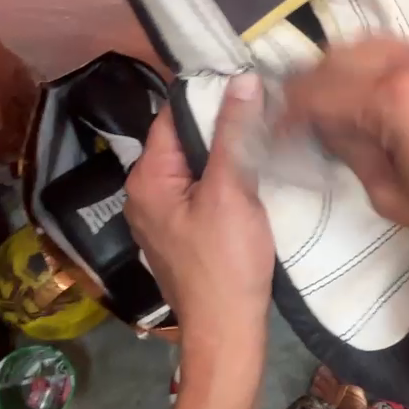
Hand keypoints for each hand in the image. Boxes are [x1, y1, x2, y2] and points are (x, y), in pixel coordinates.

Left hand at [124, 74, 273, 372]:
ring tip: (263, 133)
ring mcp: (162, 216)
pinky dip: (222, 177)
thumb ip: (234, 133)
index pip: (173, 116)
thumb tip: (241, 79)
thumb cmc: (226, 260)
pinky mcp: (182, 233)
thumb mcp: (231, 189)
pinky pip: (200, 189)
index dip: (209, 95)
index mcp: (147, 177)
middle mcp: (145, 192)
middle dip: (220, 122)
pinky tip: (252, 173)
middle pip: (183, 140)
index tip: (247, 81)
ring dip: (224, 150)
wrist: (226, 328)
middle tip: (263, 105)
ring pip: (194, 165)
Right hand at [281, 40, 408, 255]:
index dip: (289, 111)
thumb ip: (353, 151)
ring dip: (339, 67)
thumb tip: (330, 127)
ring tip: (327, 100)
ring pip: (367, 45)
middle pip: (338, 58)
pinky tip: (367, 89)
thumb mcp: (393, 195)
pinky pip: (397, 48)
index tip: (274, 130)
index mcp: (392, 99)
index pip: (319, 93)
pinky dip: (371, 62)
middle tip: (295, 114)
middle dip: (310, 84)